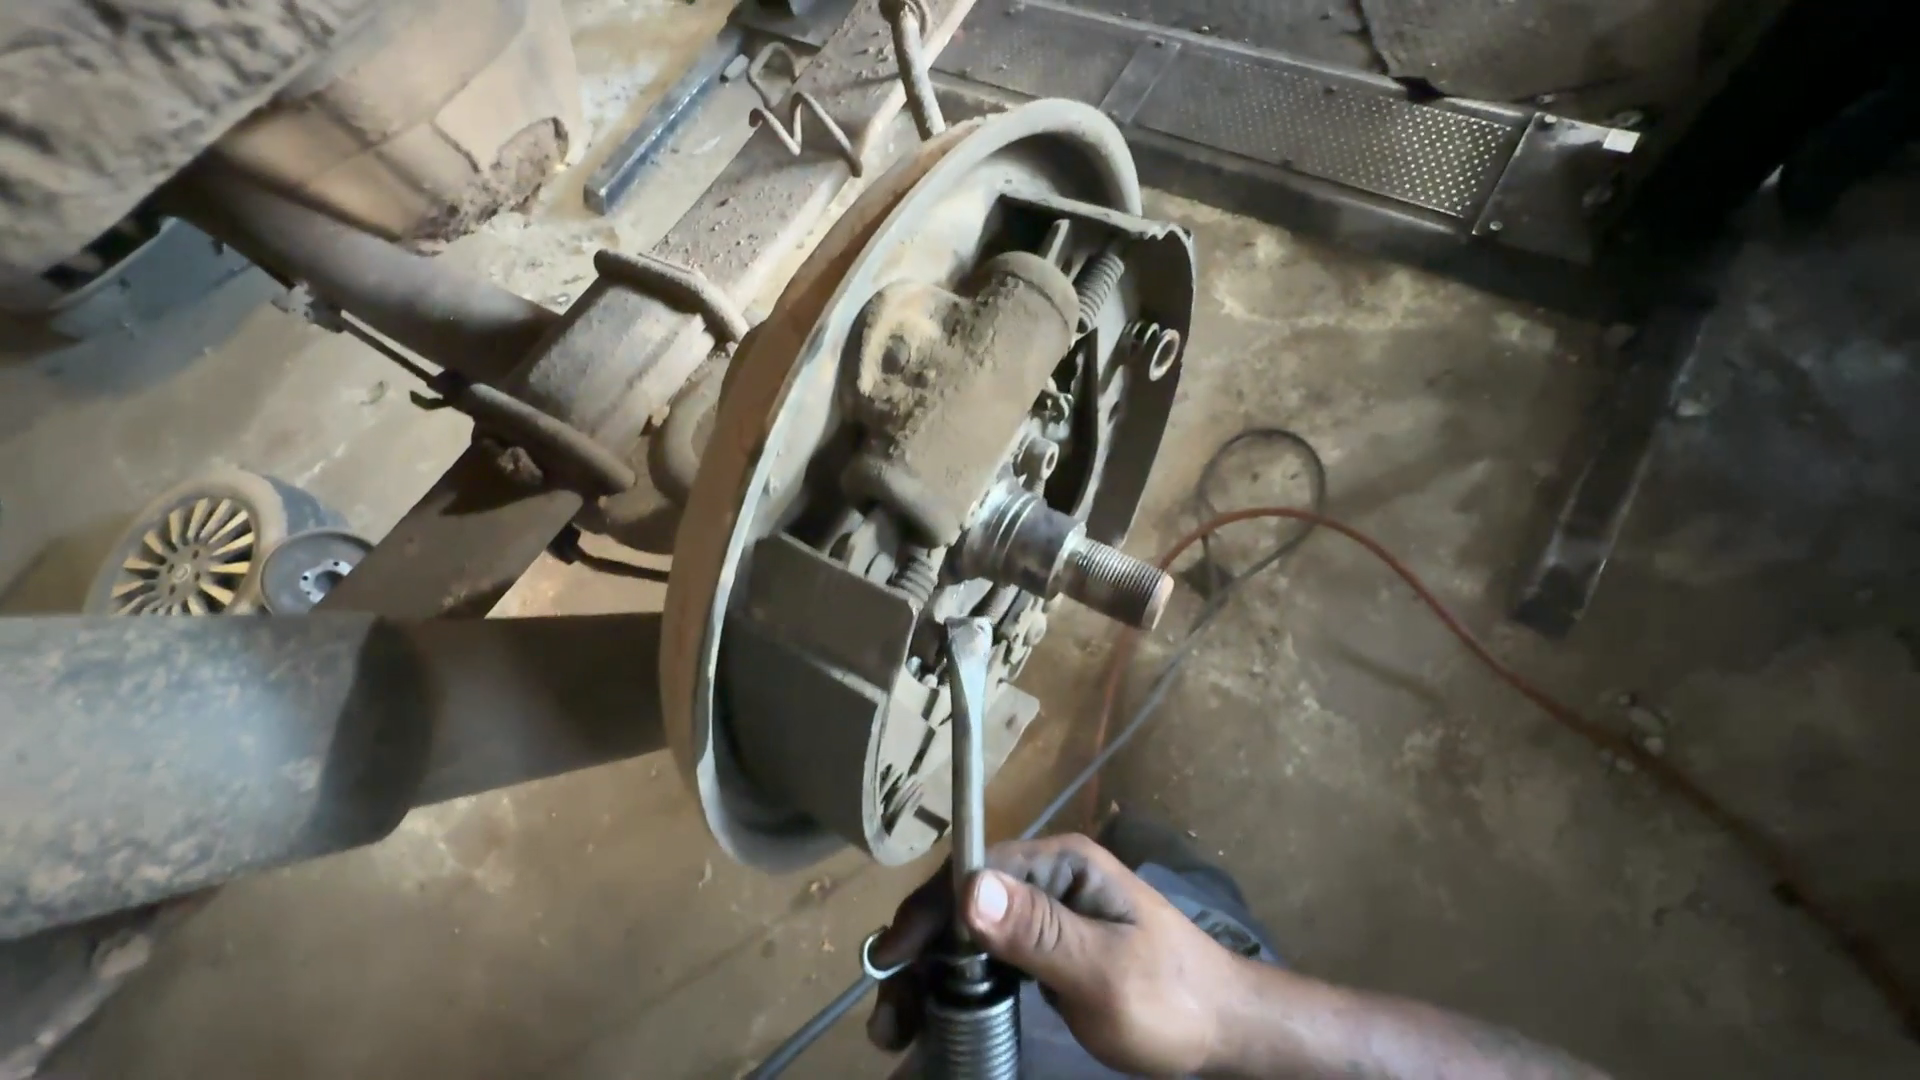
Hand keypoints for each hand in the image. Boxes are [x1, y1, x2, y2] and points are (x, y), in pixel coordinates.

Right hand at [865, 834, 1246, 1075]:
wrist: (1226, 1030)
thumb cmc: (1173, 1000)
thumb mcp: (1106, 971)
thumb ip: (1040, 932)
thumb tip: (967, 888)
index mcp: (1062, 863)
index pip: (977, 869)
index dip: (928, 911)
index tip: (892, 962)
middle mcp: (1048, 877)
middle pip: (964, 900)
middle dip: (920, 951)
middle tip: (889, 1016)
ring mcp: (1047, 911)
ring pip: (970, 930)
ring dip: (930, 972)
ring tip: (899, 1025)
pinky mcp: (1046, 946)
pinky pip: (989, 956)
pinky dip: (956, 983)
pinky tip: (934, 1013)